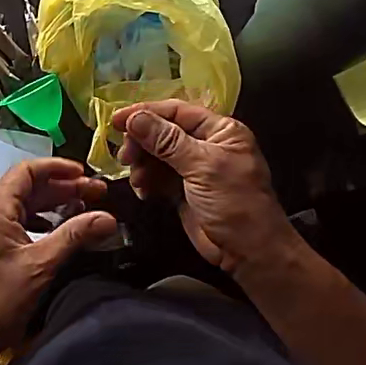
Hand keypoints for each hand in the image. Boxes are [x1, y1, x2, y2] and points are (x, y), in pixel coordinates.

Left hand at [0, 158, 117, 364]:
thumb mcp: (40, 265)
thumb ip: (74, 236)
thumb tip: (107, 218)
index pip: (25, 172)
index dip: (56, 168)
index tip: (84, 173)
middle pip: (27, 188)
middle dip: (62, 187)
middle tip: (94, 193)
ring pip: (24, 207)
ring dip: (54, 205)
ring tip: (83, 209)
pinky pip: (20, 224)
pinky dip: (43, 222)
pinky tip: (62, 232)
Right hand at [110, 100, 296, 275]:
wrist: (249, 252)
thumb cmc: (236, 204)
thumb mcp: (203, 167)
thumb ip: (167, 141)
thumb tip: (135, 118)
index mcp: (220, 130)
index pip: (177, 111)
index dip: (145, 113)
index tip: (116, 120)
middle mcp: (207, 144)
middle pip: (163, 132)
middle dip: (142, 143)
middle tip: (125, 157)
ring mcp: (194, 168)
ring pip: (157, 155)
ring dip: (142, 165)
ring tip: (138, 180)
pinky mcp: (183, 190)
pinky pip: (158, 177)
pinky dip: (147, 182)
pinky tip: (144, 192)